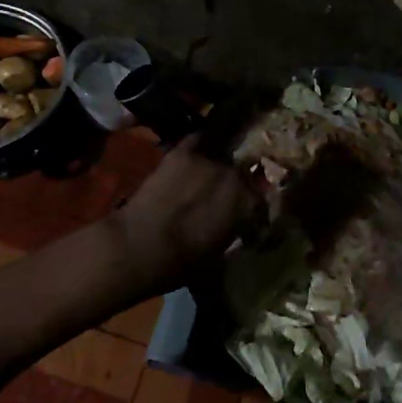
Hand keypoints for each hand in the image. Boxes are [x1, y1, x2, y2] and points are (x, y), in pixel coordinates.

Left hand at [113, 137, 259, 293]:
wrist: (140, 246)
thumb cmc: (183, 262)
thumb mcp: (220, 253)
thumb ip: (235, 231)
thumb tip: (238, 225)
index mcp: (248, 202)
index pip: (261, 200)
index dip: (254, 210)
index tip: (247, 219)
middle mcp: (234, 175)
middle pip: (242, 174)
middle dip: (238, 185)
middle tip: (225, 199)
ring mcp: (208, 160)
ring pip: (222, 157)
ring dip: (219, 168)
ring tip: (209, 178)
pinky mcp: (182, 153)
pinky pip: (197, 140)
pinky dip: (199, 146)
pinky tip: (196, 153)